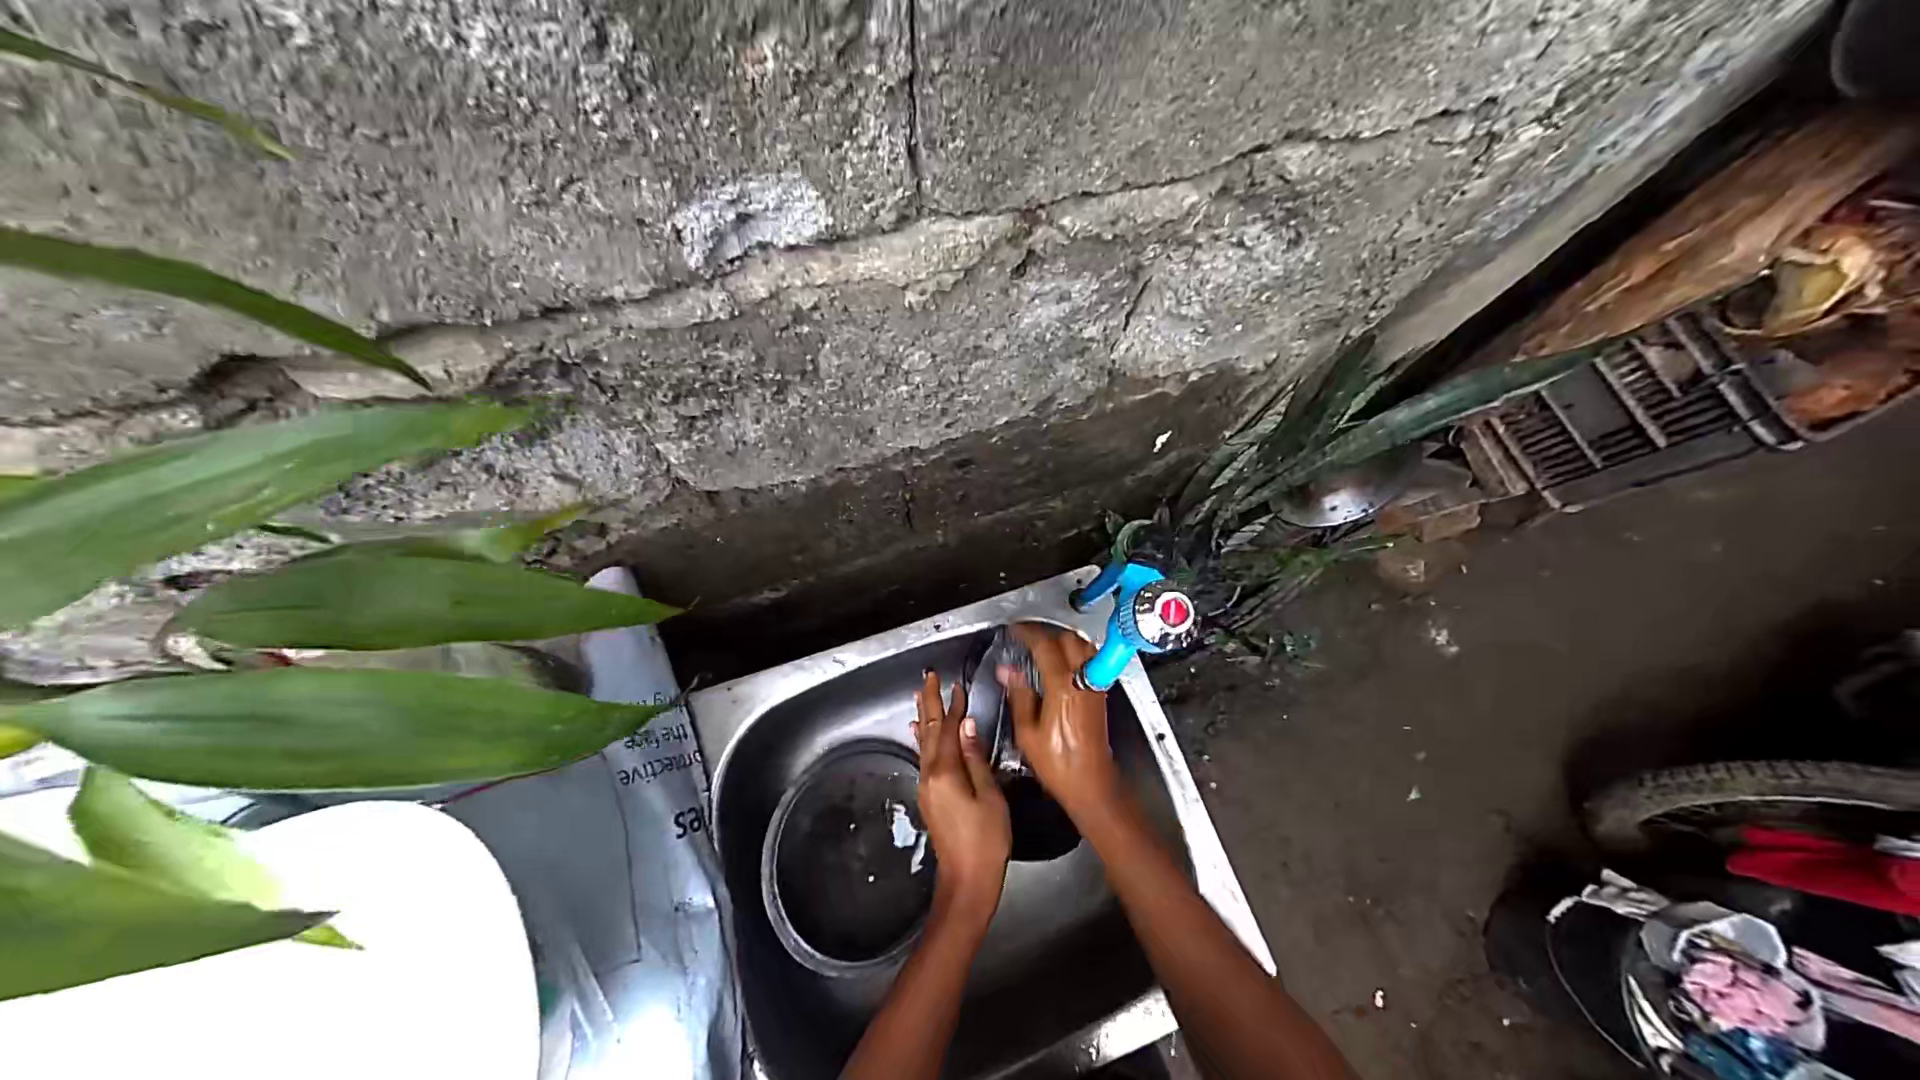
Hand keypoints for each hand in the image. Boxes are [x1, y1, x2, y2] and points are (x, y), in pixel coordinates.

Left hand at [913, 670, 1009, 922]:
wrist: (966, 880)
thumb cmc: (986, 840)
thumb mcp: (990, 796)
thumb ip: (976, 758)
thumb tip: (966, 724)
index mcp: (945, 772)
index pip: (947, 729)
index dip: (953, 706)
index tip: (956, 684)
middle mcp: (929, 774)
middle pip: (927, 730)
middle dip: (928, 702)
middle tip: (927, 677)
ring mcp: (926, 786)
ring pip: (922, 742)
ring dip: (922, 717)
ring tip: (919, 696)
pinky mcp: (929, 796)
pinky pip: (923, 757)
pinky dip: (922, 739)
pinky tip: (918, 733)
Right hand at [1001, 622, 1121, 821]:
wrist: (1090, 783)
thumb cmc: (1060, 765)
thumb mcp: (1027, 732)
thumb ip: (1019, 695)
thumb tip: (1008, 672)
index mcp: (1062, 687)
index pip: (1045, 645)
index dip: (1028, 633)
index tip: (1016, 630)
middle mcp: (1082, 681)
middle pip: (1068, 639)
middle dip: (1046, 633)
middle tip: (1028, 636)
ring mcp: (1094, 687)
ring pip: (1083, 646)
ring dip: (1063, 639)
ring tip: (1044, 644)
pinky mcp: (1099, 695)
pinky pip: (1090, 660)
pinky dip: (1076, 652)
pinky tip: (1063, 662)